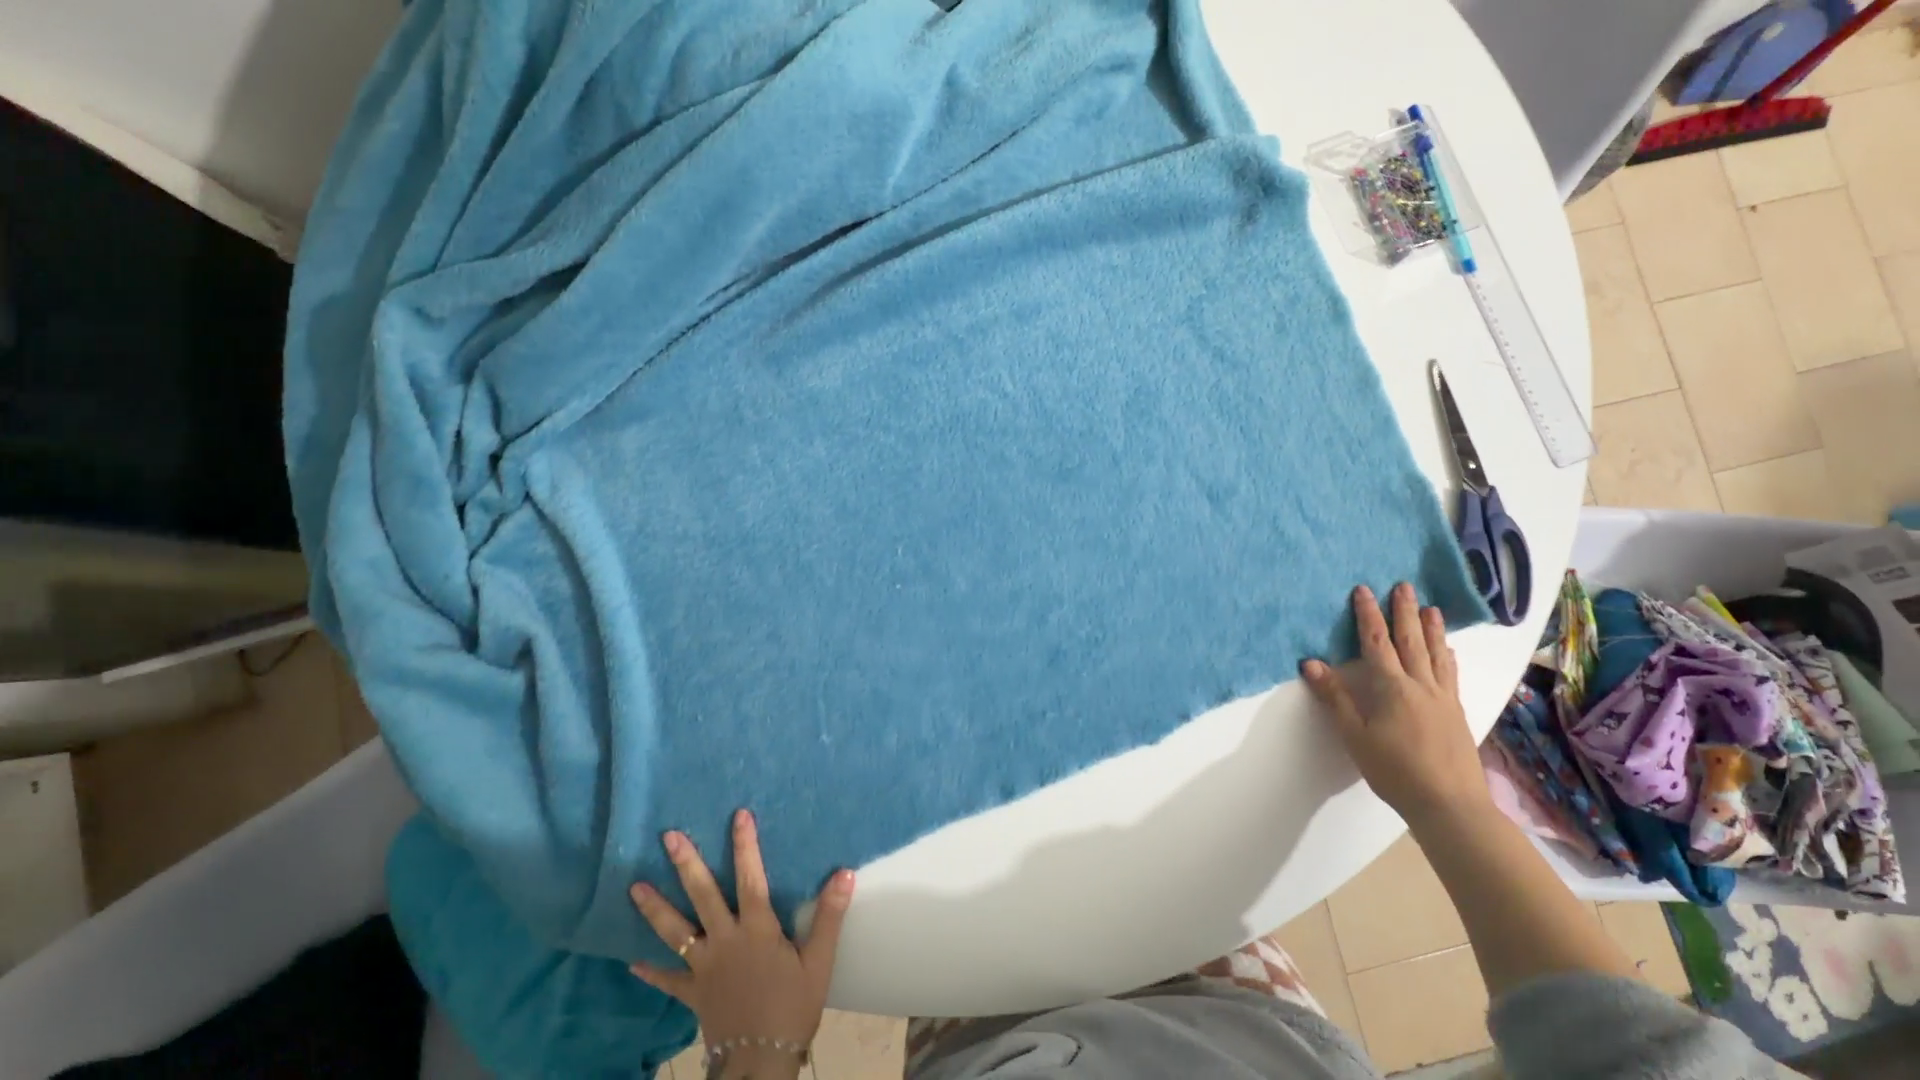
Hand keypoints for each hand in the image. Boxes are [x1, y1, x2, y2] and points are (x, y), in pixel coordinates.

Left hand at [628, 809, 854, 1066]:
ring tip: (633, 887)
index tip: (739, 815)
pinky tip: (632, 963)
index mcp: (757, 929)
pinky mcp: (692, 993)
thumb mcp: (819, 961)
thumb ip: (829, 916)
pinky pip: (668, 980)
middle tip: (669, 836)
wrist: (761, 1059)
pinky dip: (651, 973)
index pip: (751, 878)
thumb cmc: (793, 1006)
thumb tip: (844, 873)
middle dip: (686, 864)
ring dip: (655, 909)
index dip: (745, 845)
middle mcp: (725, 940)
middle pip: (702, 896)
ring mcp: (704, 967)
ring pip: (675, 932)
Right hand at [1300, 583, 1491, 819]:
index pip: (1377, 643)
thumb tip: (1311, 664)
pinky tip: (1448, 652)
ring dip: (1432, 628)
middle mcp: (1421, 684)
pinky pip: (1451, 673)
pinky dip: (1447, 656)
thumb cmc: (1395, 770)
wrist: (1449, 802)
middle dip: (1404, 611)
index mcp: (1392, 688)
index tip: (1363, 590)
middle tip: (1404, 585)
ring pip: (1437, 654)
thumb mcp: (1355, 736)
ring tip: (1432, 608)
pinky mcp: (1457, 712)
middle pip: (1411, 640)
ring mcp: (1443, 697)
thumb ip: (1336, 698)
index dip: (1368, 615)